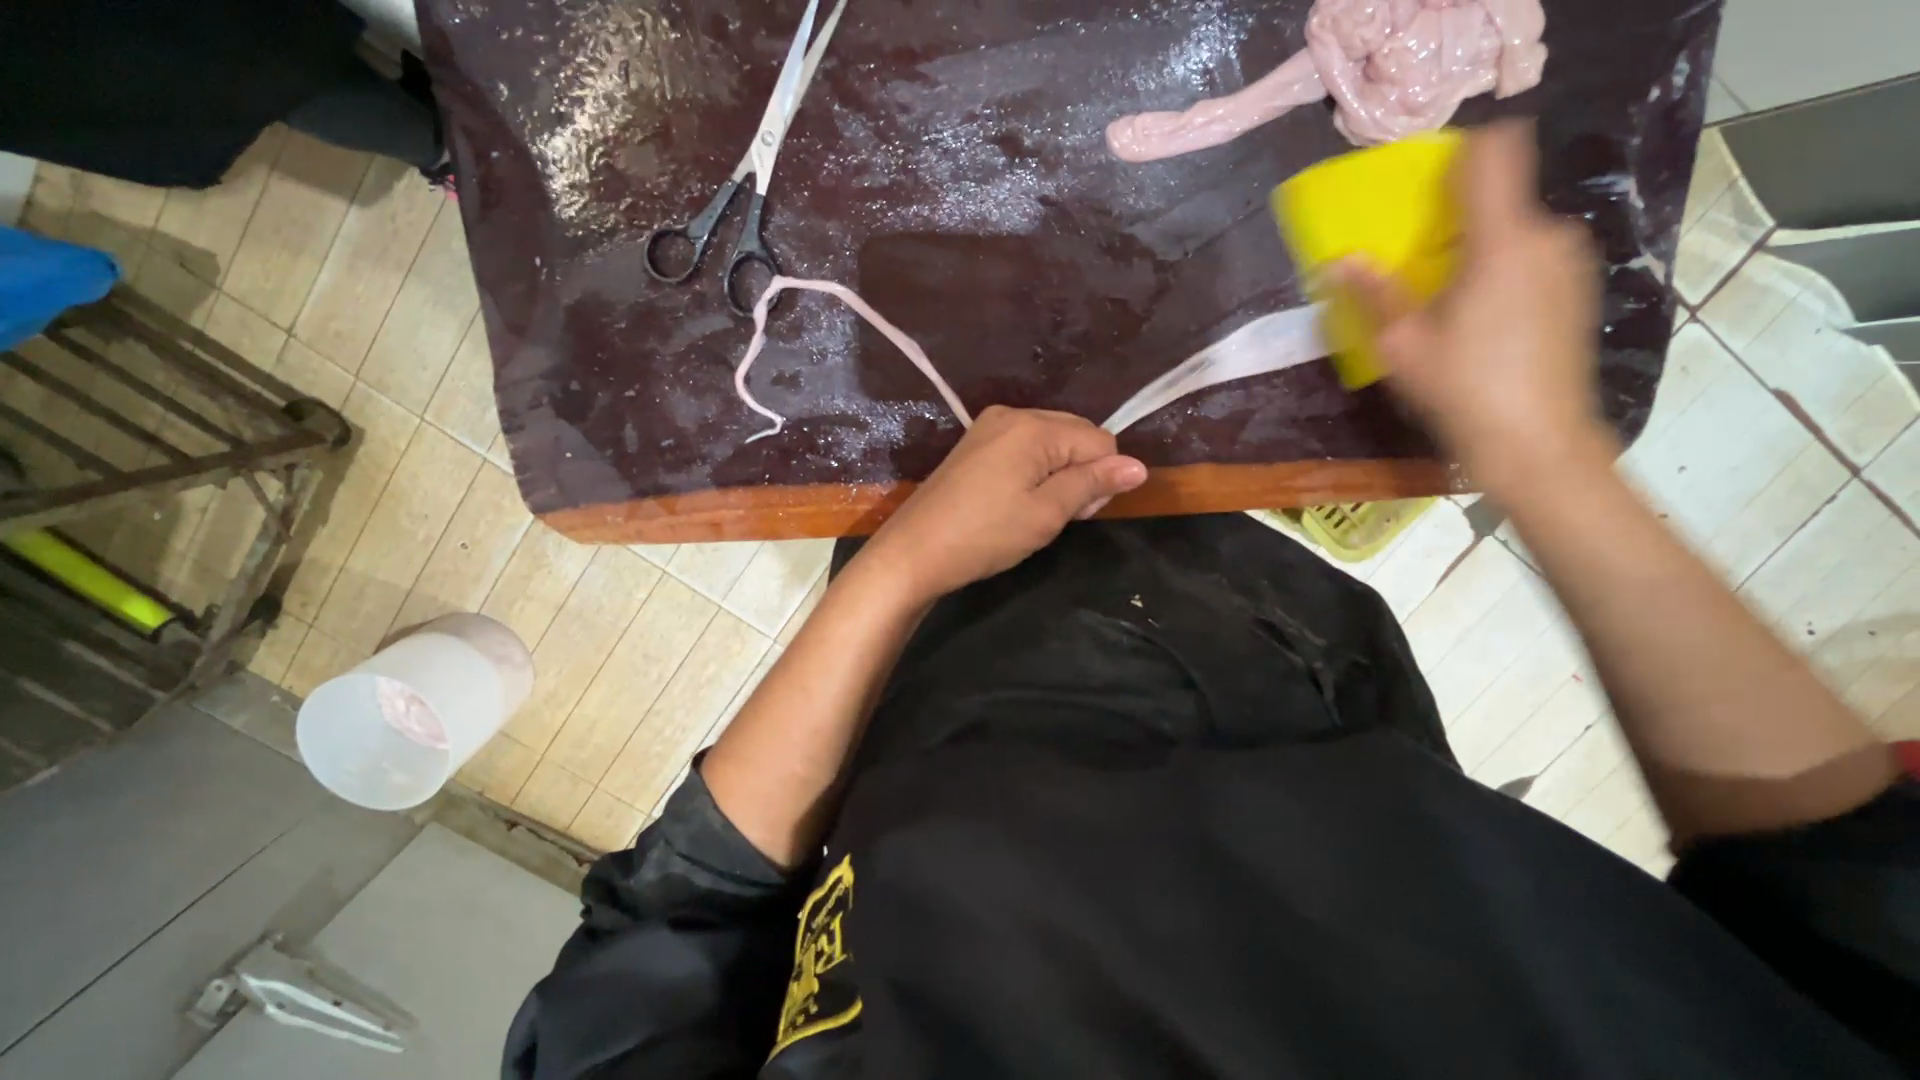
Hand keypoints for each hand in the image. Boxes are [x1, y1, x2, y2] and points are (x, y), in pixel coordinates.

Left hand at [858, 406, 1147, 603]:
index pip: (1100, 439)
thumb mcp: (1046, 513)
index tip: (1079, 513)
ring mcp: (989, 428)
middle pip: (1075, 434)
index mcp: (1034, 426)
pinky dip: (1033, 473)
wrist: (913, 552)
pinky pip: (1024, 449)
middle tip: (1057, 516)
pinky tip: (1017, 503)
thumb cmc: (985, 535)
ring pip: (1051, 443)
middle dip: (1081, 473)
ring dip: (1058, 475)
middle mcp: (1012, 415)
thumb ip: (1092, 484)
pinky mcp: (974, 445)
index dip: (1102, 477)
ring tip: (1034, 513)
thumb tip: (1138, 467)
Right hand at [1332, 120, 1615, 498]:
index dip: (1463, 150)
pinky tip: (1484, 320)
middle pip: (1502, 196)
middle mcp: (1547, 236)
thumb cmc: (1464, 390)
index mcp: (1503, 240)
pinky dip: (1506, 270)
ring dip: (1483, 247)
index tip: (1428, 183)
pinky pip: (1535, 257)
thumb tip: (1342, 261)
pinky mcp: (1580, 290)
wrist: (1539, 444)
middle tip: (1420, 257)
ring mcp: (1571, 263)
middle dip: (1460, 216)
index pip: (1496, 150)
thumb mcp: (1403, 347)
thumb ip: (1374, 294)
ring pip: (1519, 230)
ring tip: (1449, 297)